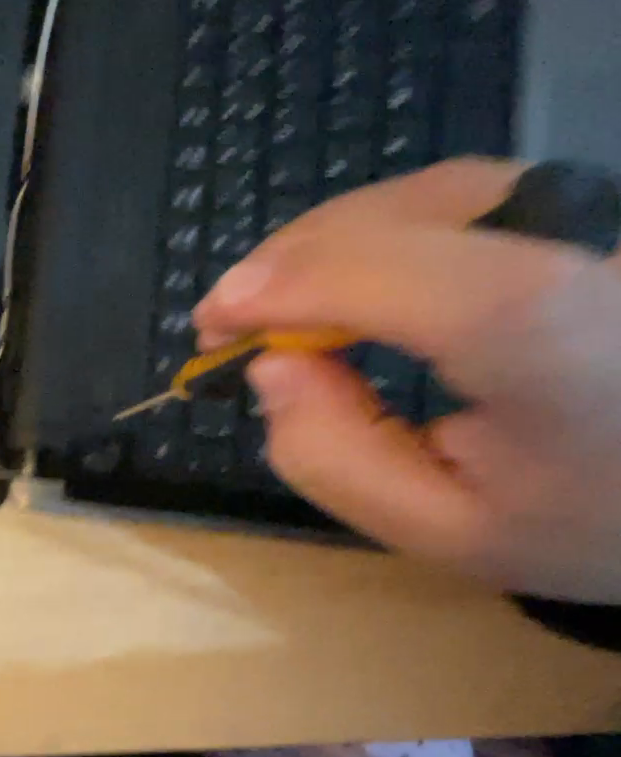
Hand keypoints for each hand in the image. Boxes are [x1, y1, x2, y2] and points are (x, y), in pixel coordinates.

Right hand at [193, 159, 620, 603]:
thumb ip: (334, 458)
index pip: (420, 281)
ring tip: (273, 302)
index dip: (299, 285)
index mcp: (568, 350)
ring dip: (327, 240)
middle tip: (226, 318)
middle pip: (424, 212)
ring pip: (440, 190)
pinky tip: (341, 281)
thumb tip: (270, 367)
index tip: (214, 322)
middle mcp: (605, 256)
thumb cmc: (588, 519)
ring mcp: (611, 222)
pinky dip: (377, 230)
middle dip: (296, 257)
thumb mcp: (441, 528)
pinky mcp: (603, 216)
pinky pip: (469, 195)